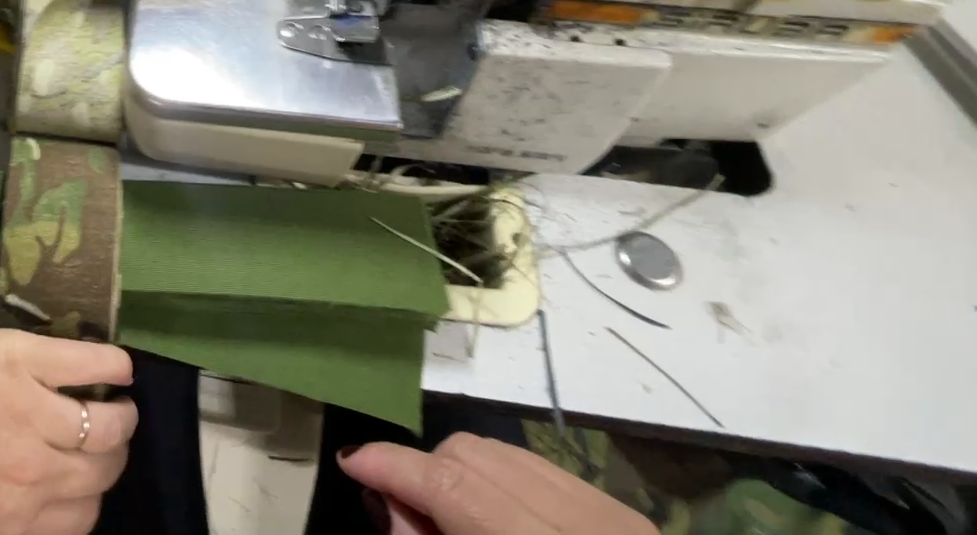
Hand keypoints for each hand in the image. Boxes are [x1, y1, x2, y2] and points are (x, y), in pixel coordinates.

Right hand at [340, 433, 653, 534]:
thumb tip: (395, 505)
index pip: (453, 485)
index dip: (394, 466)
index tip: (352, 462)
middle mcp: (584, 524)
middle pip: (471, 455)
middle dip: (425, 471)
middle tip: (406, 516)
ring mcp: (612, 513)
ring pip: (501, 451)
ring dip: (457, 471)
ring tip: (448, 517)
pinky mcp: (625, 512)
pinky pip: (536, 466)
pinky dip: (498, 479)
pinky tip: (491, 515)